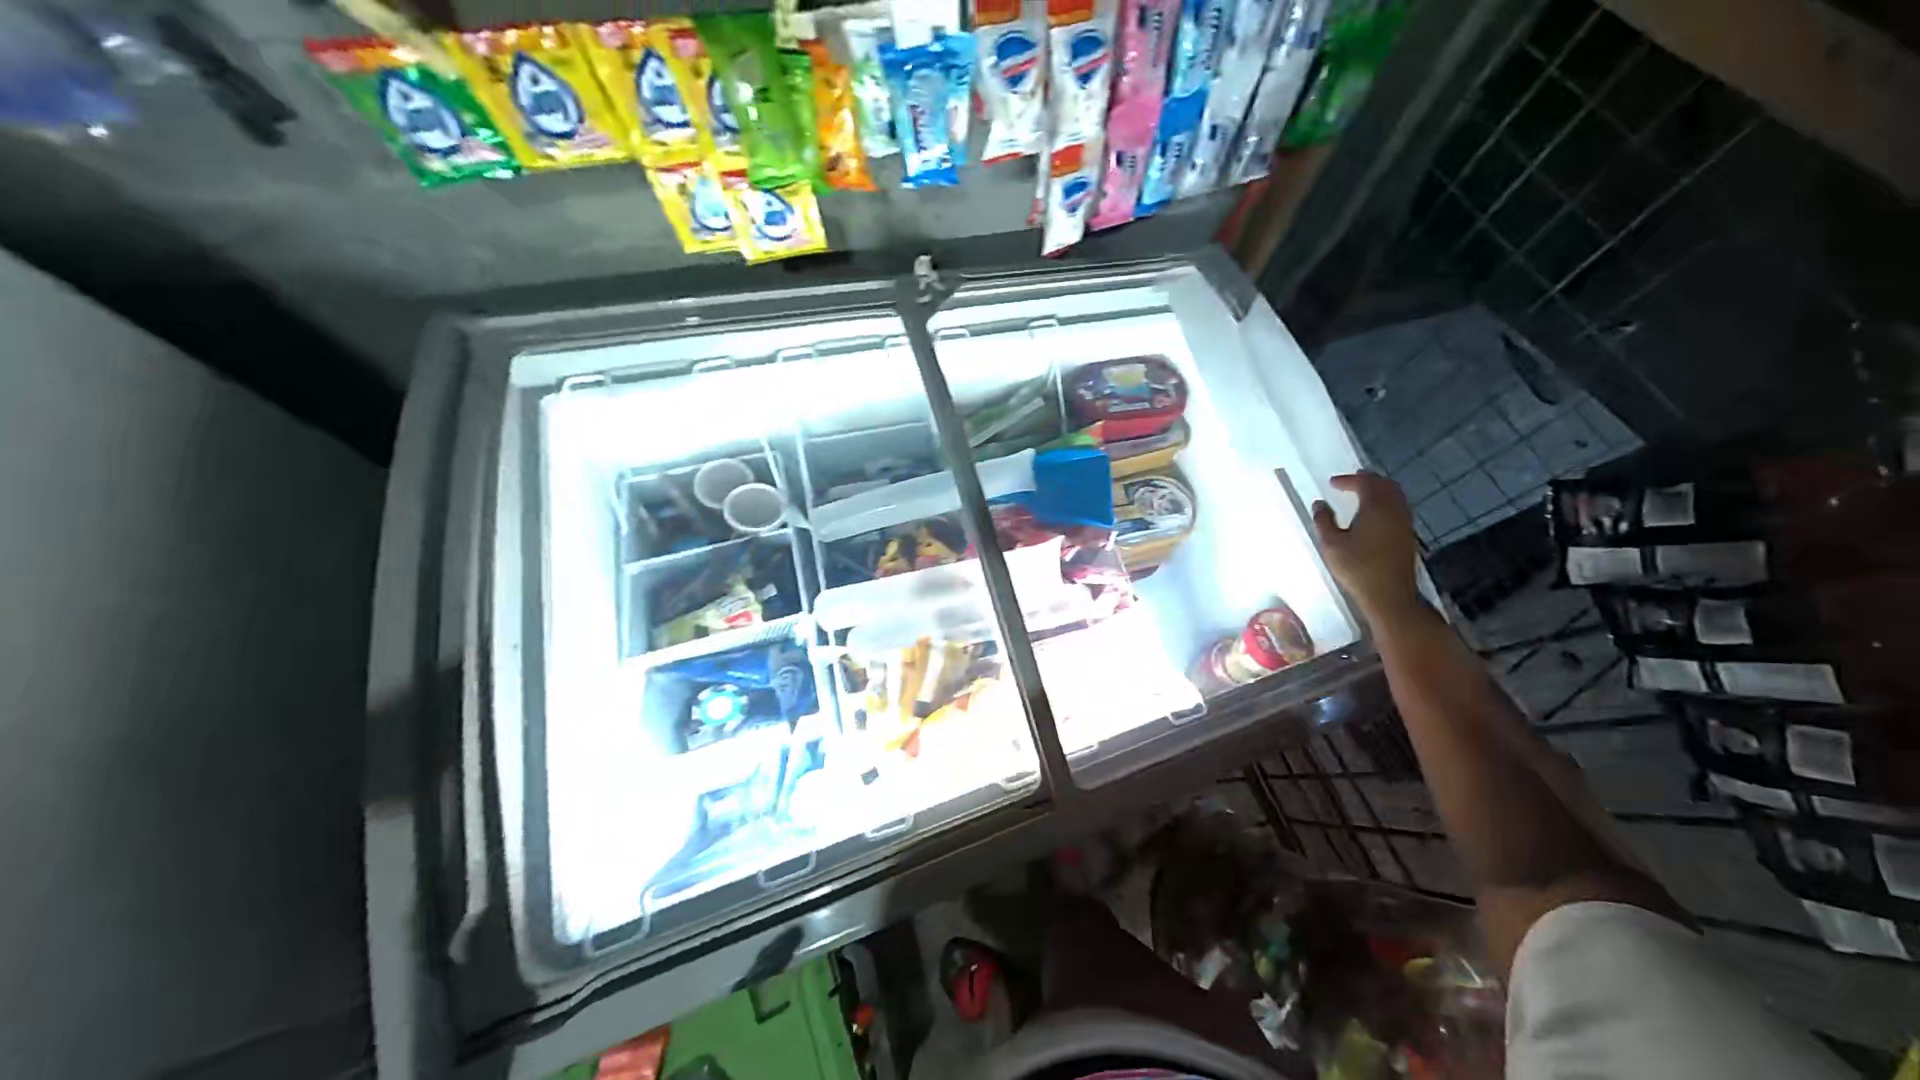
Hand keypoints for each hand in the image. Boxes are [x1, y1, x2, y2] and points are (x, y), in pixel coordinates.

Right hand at [1312, 471, 1424, 621]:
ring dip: (1379, 489)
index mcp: (1376, 507)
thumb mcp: (1331, 545)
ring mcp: (1404, 522)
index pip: (1364, 483)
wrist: (1389, 595)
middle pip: (1385, 484)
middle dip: (1368, 479)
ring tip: (1362, 492)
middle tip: (1351, 480)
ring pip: (1396, 495)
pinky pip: (1399, 507)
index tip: (1332, 483)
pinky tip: (1375, 512)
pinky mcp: (1407, 535)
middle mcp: (1395, 510)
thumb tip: (1319, 504)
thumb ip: (1323, 521)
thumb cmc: (1357, 569)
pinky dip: (1387, 501)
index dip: (1347, 480)